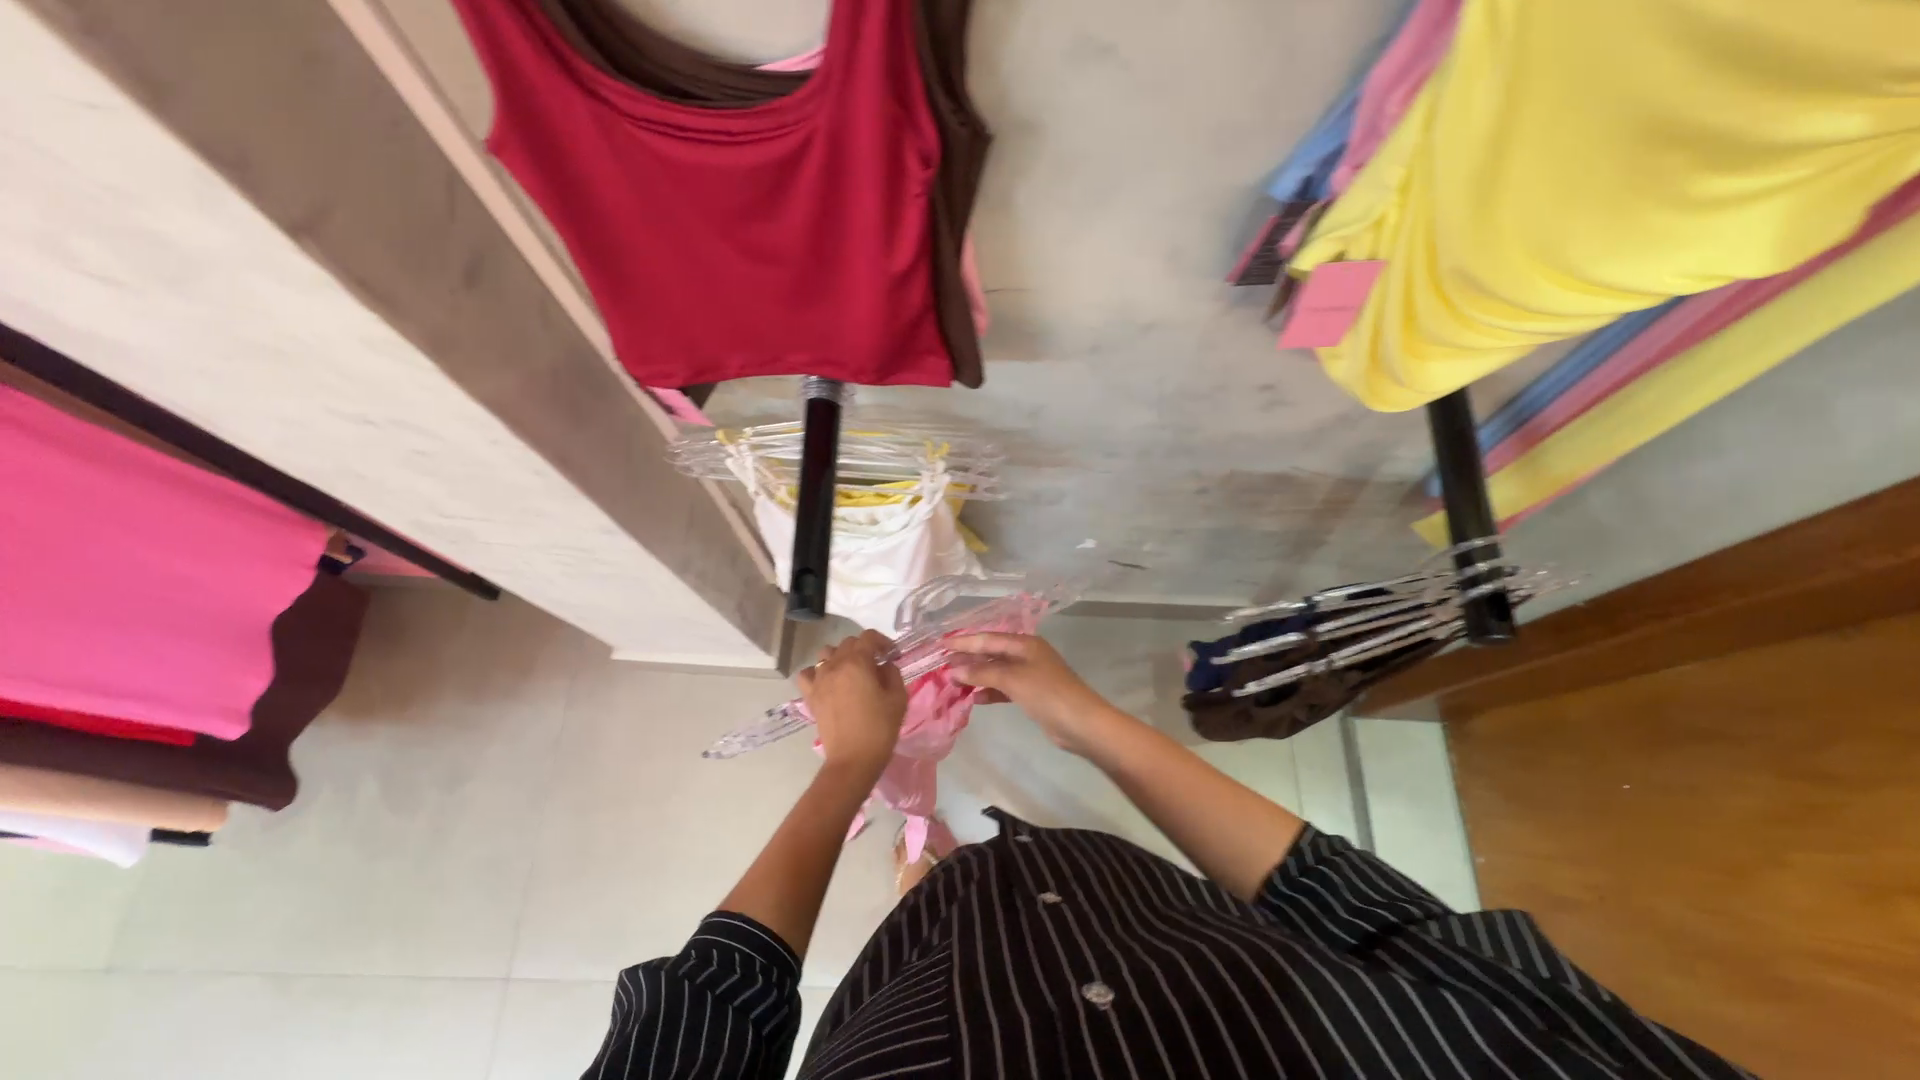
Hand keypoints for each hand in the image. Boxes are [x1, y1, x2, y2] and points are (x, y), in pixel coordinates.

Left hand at [798, 630, 906, 775]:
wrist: (853, 759)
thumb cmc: (880, 728)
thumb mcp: (898, 698)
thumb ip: (892, 674)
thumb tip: (884, 666)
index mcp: (857, 662)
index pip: (868, 637)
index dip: (882, 641)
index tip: (892, 654)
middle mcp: (834, 665)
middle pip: (848, 643)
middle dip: (864, 649)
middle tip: (876, 665)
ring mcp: (819, 680)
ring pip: (827, 654)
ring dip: (841, 657)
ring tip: (852, 672)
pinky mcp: (811, 696)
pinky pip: (808, 674)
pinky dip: (817, 673)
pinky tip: (828, 682)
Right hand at [945, 632, 1124, 755]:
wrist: (1081, 723)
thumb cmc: (1047, 694)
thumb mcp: (1013, 679)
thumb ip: (982, 672)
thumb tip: (954, 670)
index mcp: (1025, 643)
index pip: (988, 638)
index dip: (964, 642)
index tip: (941, 645)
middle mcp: (1027, 655)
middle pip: (992, 653)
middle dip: (968, 658)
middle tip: (943, 664)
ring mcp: (1030, 675)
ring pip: (997, 671)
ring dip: (977, 676)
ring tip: (954, 682)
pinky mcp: (1032, 694)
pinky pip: (1005, 688)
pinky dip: (990, 691)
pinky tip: (975, 699)